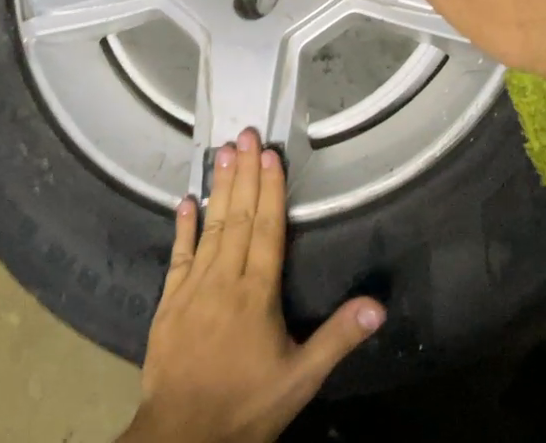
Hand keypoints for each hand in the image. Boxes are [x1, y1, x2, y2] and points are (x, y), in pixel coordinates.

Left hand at [119, 129, 384, 442]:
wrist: (182, 436)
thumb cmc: (247, 405)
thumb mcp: (302, 378)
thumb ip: (338, 338)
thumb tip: (377, 306)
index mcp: (257, 294)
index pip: (267, 230)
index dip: (270, 190)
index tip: (270, 154)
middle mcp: (224, 281)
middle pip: (238, 218)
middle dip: (245, 174)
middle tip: (244, 134)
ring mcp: (192, 288)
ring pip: (210, 228)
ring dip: (219, 189)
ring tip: (223, 153)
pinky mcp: (168, 302)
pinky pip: (178, 255)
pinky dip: (183, 227)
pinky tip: (186, 200)